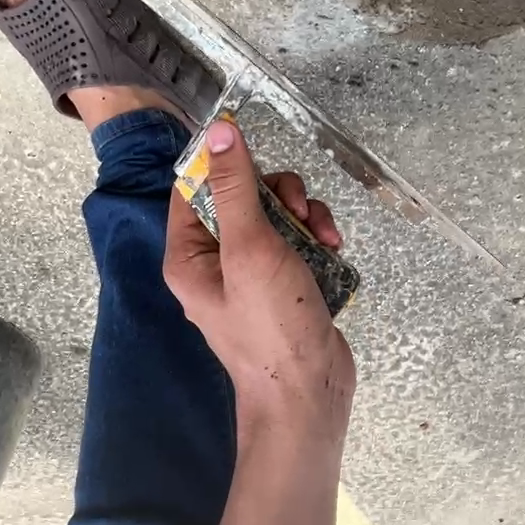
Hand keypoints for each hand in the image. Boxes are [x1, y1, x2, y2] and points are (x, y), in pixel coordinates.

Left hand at [164, 119, 355, 434]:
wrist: (310, 392)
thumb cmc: (270, 322)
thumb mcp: (250, 247)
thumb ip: (235, 187)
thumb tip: (218, 132)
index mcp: (190, 253)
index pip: (194, 187)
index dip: (223, 163)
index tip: (257, 151)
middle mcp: (216, 259)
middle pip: (244, 194)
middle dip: (279, 194)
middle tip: (297, 210)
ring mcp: (253, 270)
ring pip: (277, 213)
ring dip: (306, 214)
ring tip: (325, 236)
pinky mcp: (285, 280)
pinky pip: (298, 238)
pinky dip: (317, 236)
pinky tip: (334, 248)